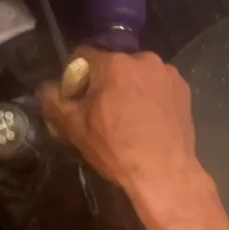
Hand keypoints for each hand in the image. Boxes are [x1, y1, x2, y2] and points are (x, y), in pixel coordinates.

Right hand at [38, 49, 197, 192]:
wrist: (164, 173)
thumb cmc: (116, 149)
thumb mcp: (75, 128)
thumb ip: (54, 102)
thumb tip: (45, 88)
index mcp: (114, 64)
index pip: (83, 56)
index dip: (74, 77)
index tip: (75, 99)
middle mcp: (143, 59)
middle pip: (112, 65)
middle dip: (103, 83)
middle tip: (102, 112)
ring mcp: (167, 73)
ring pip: (137, 74)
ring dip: (128, 88)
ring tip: (128, 118)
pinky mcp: (183, 88)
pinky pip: (157, 85)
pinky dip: (150, 96)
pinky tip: (149, 120)